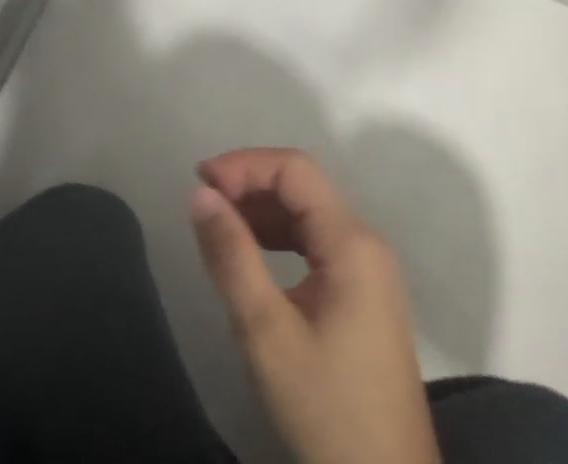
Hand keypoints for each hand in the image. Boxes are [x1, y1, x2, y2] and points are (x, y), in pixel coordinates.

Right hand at [191, 149, 440, 463]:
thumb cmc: (324, 402)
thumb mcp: (265, 330)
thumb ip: (231, 256)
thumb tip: (200, 193)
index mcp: (352, 244)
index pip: (295, 171)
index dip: (244, 164)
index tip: (197, 182)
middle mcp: (367, 245)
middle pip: (304, 187)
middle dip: (249, 183)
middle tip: (201, 204)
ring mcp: (369, 271)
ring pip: (310, 215)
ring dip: (261, 210)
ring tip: (216, 226)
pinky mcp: (363, 295)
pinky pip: (317, 244)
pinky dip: (279, 237)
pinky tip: (250, 254)